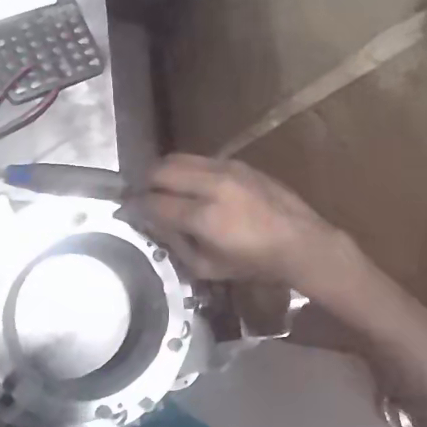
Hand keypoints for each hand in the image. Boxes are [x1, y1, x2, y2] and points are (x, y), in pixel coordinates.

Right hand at [130, 154, 351, 288]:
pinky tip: (190, 184)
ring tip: (161, 187)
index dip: (134, 207)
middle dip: (144, 183)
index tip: (125, 211)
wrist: (301, 242)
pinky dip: (187, 169)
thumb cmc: (255, 263)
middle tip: (141, 196)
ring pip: (179, 158)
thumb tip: (155, 225)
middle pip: (161, 171)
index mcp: (203, 217)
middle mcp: (211, 186)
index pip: (154, 203)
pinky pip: (201, 159)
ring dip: (164, 172)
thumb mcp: (209, 267)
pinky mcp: (238, 163)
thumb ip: (176, 244)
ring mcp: (226, 169)